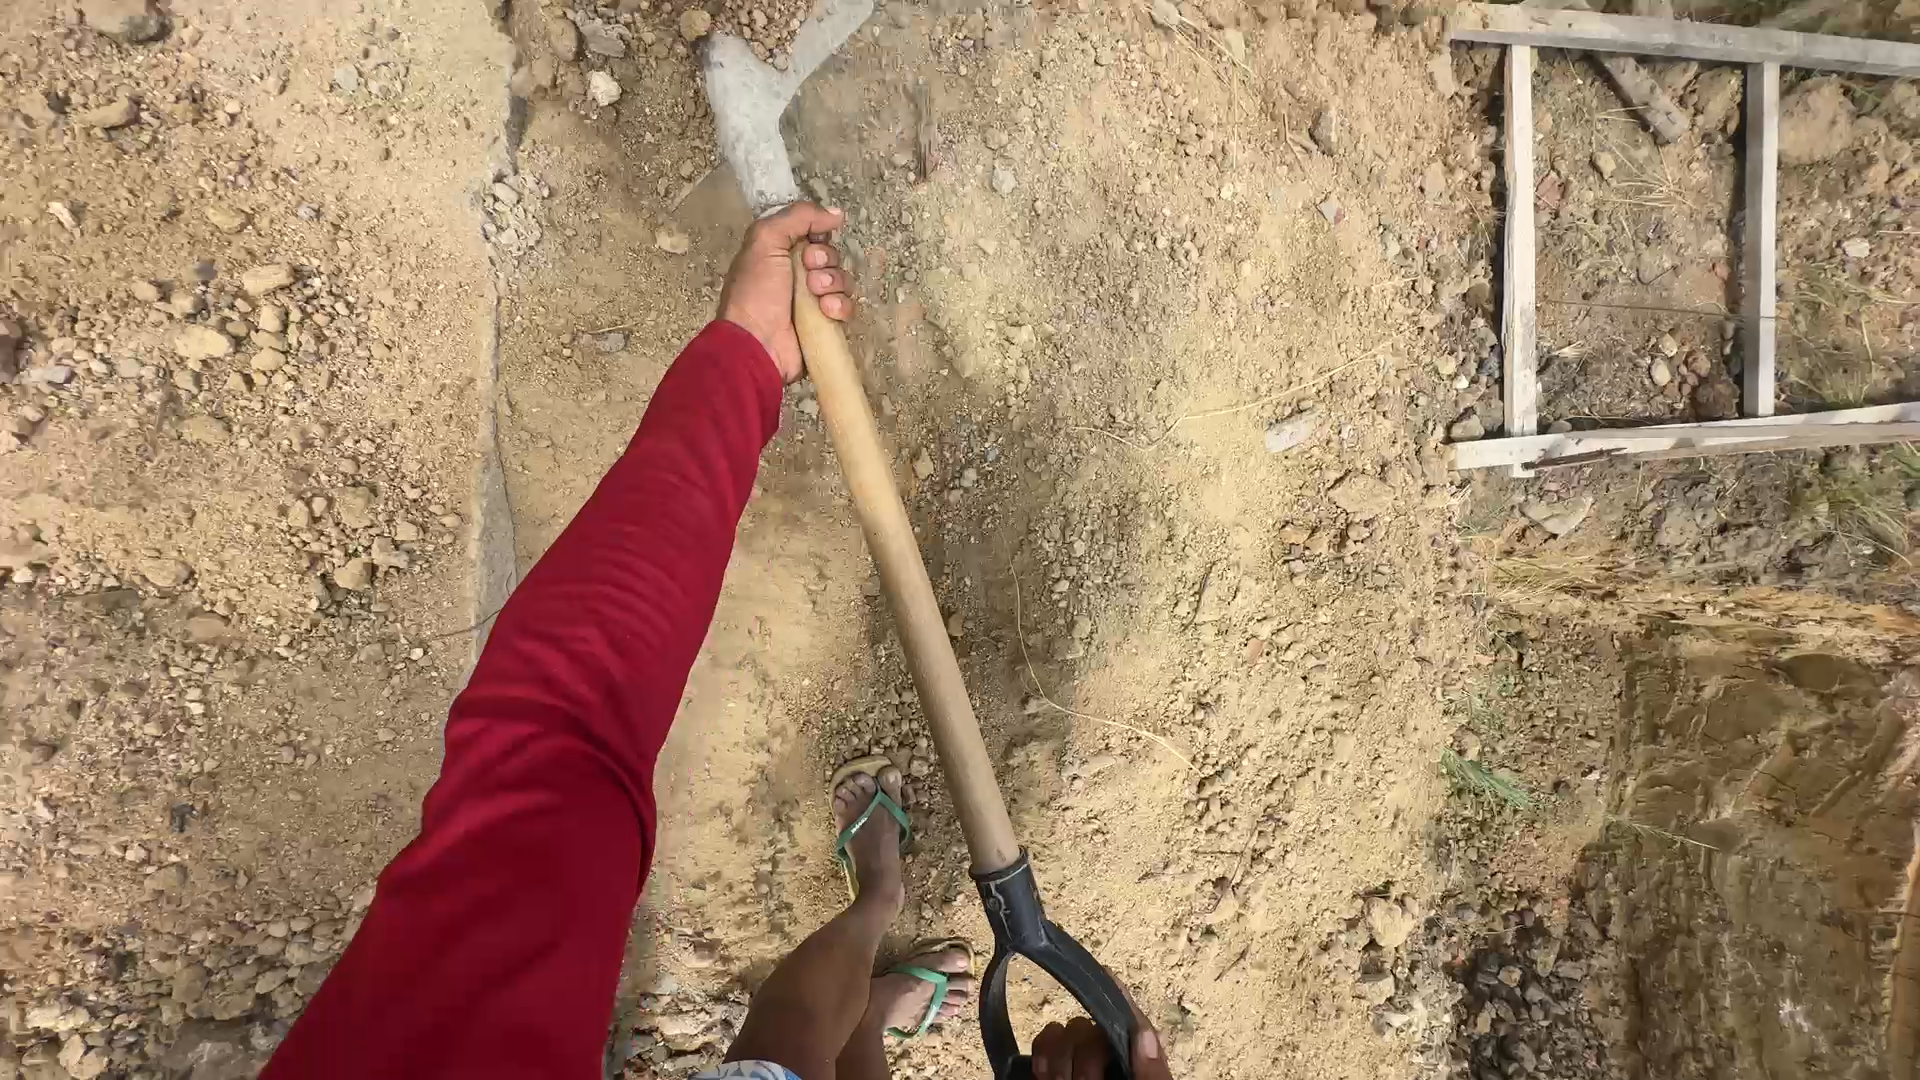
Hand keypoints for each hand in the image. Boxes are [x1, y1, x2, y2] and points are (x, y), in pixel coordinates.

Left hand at [716, 201, 852, 384]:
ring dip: (833, 283)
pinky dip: (841, 307)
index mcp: (782, 253)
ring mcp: (814, 302)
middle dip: (825, 262)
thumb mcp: (765, 239)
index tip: (809, 244)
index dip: (818, 236)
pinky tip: (826, 312)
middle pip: (832, 257)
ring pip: (843, 281)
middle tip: (808, 273)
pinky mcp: (826, 325)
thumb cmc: (755, 290)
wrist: (758, 341)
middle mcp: (799, 275)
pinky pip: (848, 308)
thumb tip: (836, 214)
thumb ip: (798, 217)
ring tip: (816, 295)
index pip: (815, 235)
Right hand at [1031, 1004, 1170, 1079]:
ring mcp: (1078, 1074)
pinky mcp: (1053, 1079)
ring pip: (1060, 1035)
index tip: (1102, 974)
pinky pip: (1041, 1054)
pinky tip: (1041, 1077)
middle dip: (1081, 1050)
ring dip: (1056, 1053)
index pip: (1129, 1019)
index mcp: (1136, 1067)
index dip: (1116, 994)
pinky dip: (1040, 1059)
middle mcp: (1108, 1065)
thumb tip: (1143, 1033)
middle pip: (1088, 1026)